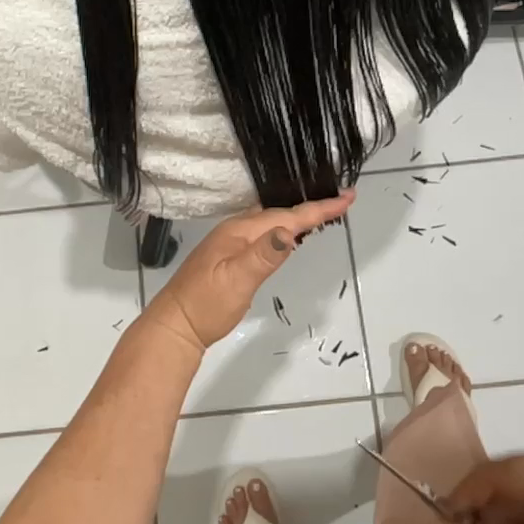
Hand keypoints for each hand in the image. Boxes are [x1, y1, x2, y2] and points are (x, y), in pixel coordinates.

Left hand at [142, 191, 354, 351]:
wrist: (176, 325)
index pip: (286, 217)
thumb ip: (264, 256)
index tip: (347, 198)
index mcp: (240, 232)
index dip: (318, 209)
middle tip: (342, 202)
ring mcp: (231, 243)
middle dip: (311, 208)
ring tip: (322, 213)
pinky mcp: (230, 256)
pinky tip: (289, 236)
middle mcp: (236, 231)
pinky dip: (283, 230)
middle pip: (280, 213)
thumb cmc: (207, 305)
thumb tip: (290, 231)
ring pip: (271, 222)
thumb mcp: (237, 281)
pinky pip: (264, 234)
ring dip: (297, 217)